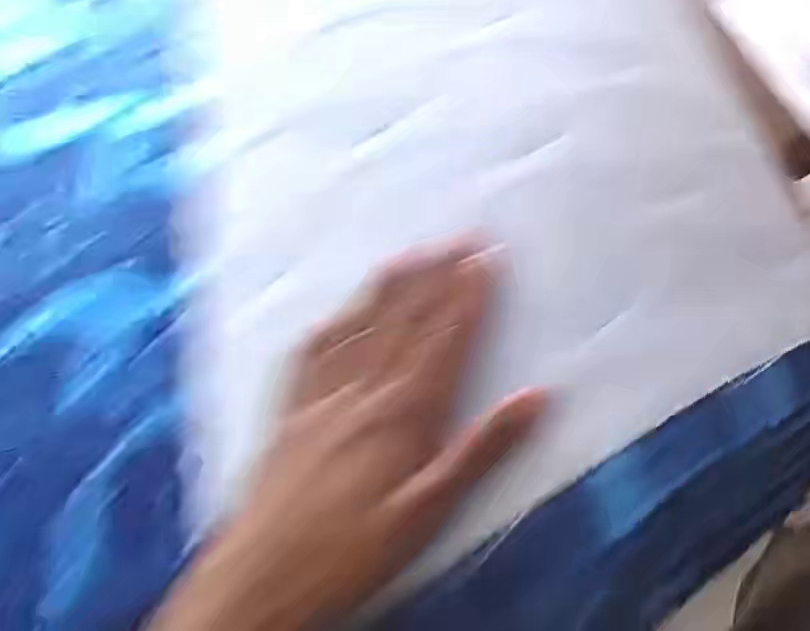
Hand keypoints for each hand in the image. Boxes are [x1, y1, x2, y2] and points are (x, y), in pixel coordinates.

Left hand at [152, 238, 546, 630]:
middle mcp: (360, 396)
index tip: (486, 256)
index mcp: (402, 411)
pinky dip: (328, 330)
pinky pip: (307, 364)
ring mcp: (317, 407)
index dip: (467, 294)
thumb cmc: (354, 552)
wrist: (247, 604)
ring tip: (408, 256)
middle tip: (458, 238)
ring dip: (386, 290)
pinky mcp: (284, 425)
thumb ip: (484, 449)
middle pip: (404, 323)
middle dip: (435, 276)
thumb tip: (540, 395)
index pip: (443, 337)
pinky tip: (337, 315)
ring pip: (358, 332)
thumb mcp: (431, 508)